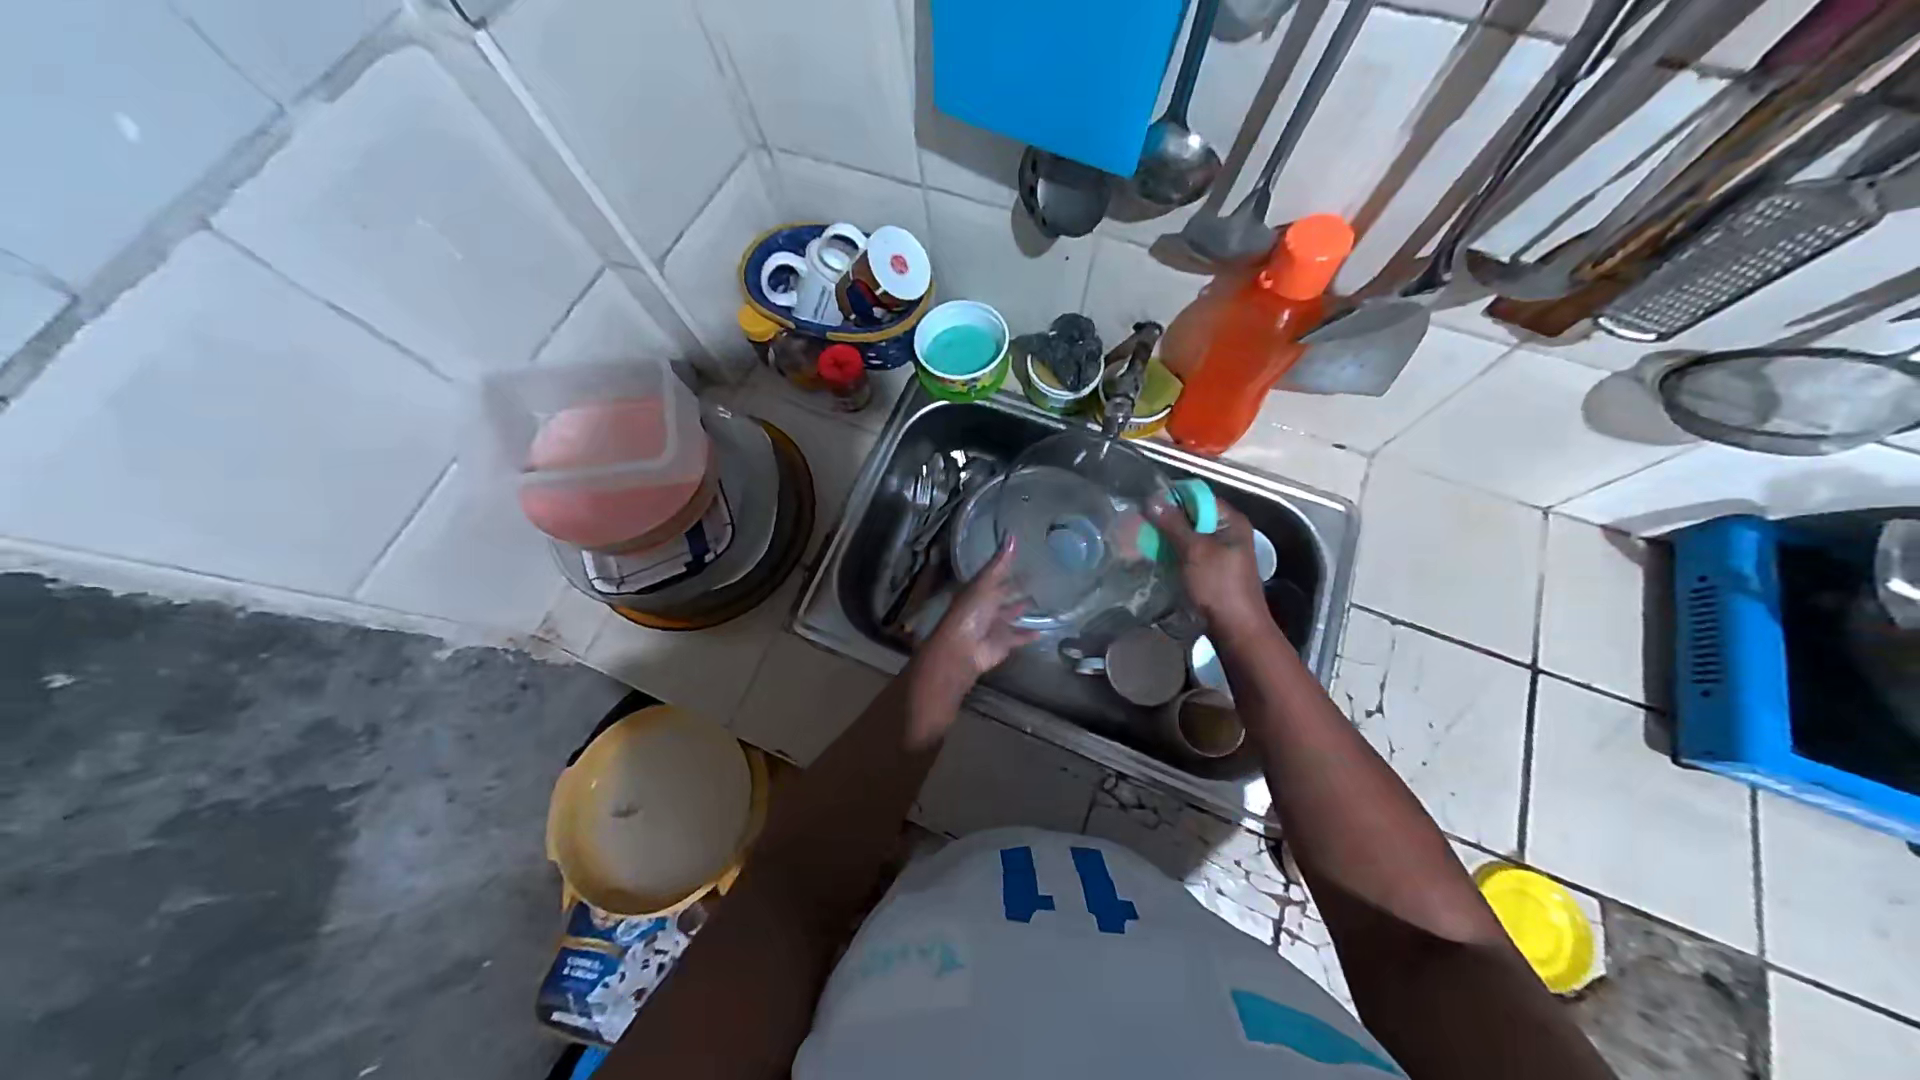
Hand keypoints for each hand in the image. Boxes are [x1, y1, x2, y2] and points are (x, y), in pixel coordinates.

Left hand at [917, 537, 1038, 690]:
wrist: (963, 649)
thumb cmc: (971, 612)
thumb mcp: (985, 583)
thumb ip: (999, 564)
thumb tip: (1011, 535)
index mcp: (979, 590)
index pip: (996, 575)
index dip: (1008, 567)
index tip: (1027, 556)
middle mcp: (986, 606)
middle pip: (1004, 594)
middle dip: (1018, 587)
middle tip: (1040, 578)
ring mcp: (995, 625)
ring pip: (1012, 614)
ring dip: (1024, 609)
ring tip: (1046, 600)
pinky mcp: (1004, 642)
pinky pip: (1019, 636)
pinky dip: (1029, 634)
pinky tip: (1044, 629)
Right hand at [1146, 496, 1275, 637]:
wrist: (1235, 628)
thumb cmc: (1218, 586)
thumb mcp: (1194, 551)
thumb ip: (1173, 524)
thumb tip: (1153, 499)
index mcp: (1231, 521)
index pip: (1199, 497)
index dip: (1174, 497)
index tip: (1148, 503)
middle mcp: (1227, 532)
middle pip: (1192, 516)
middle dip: (1166, 519)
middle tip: (1139, 522)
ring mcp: (1219, 552)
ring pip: (1187, 536)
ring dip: (1166, 537)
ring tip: (1141, 538)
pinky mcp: (1210, 569)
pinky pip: (1188, 553)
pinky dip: (1172, 552)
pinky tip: (1154, 556)